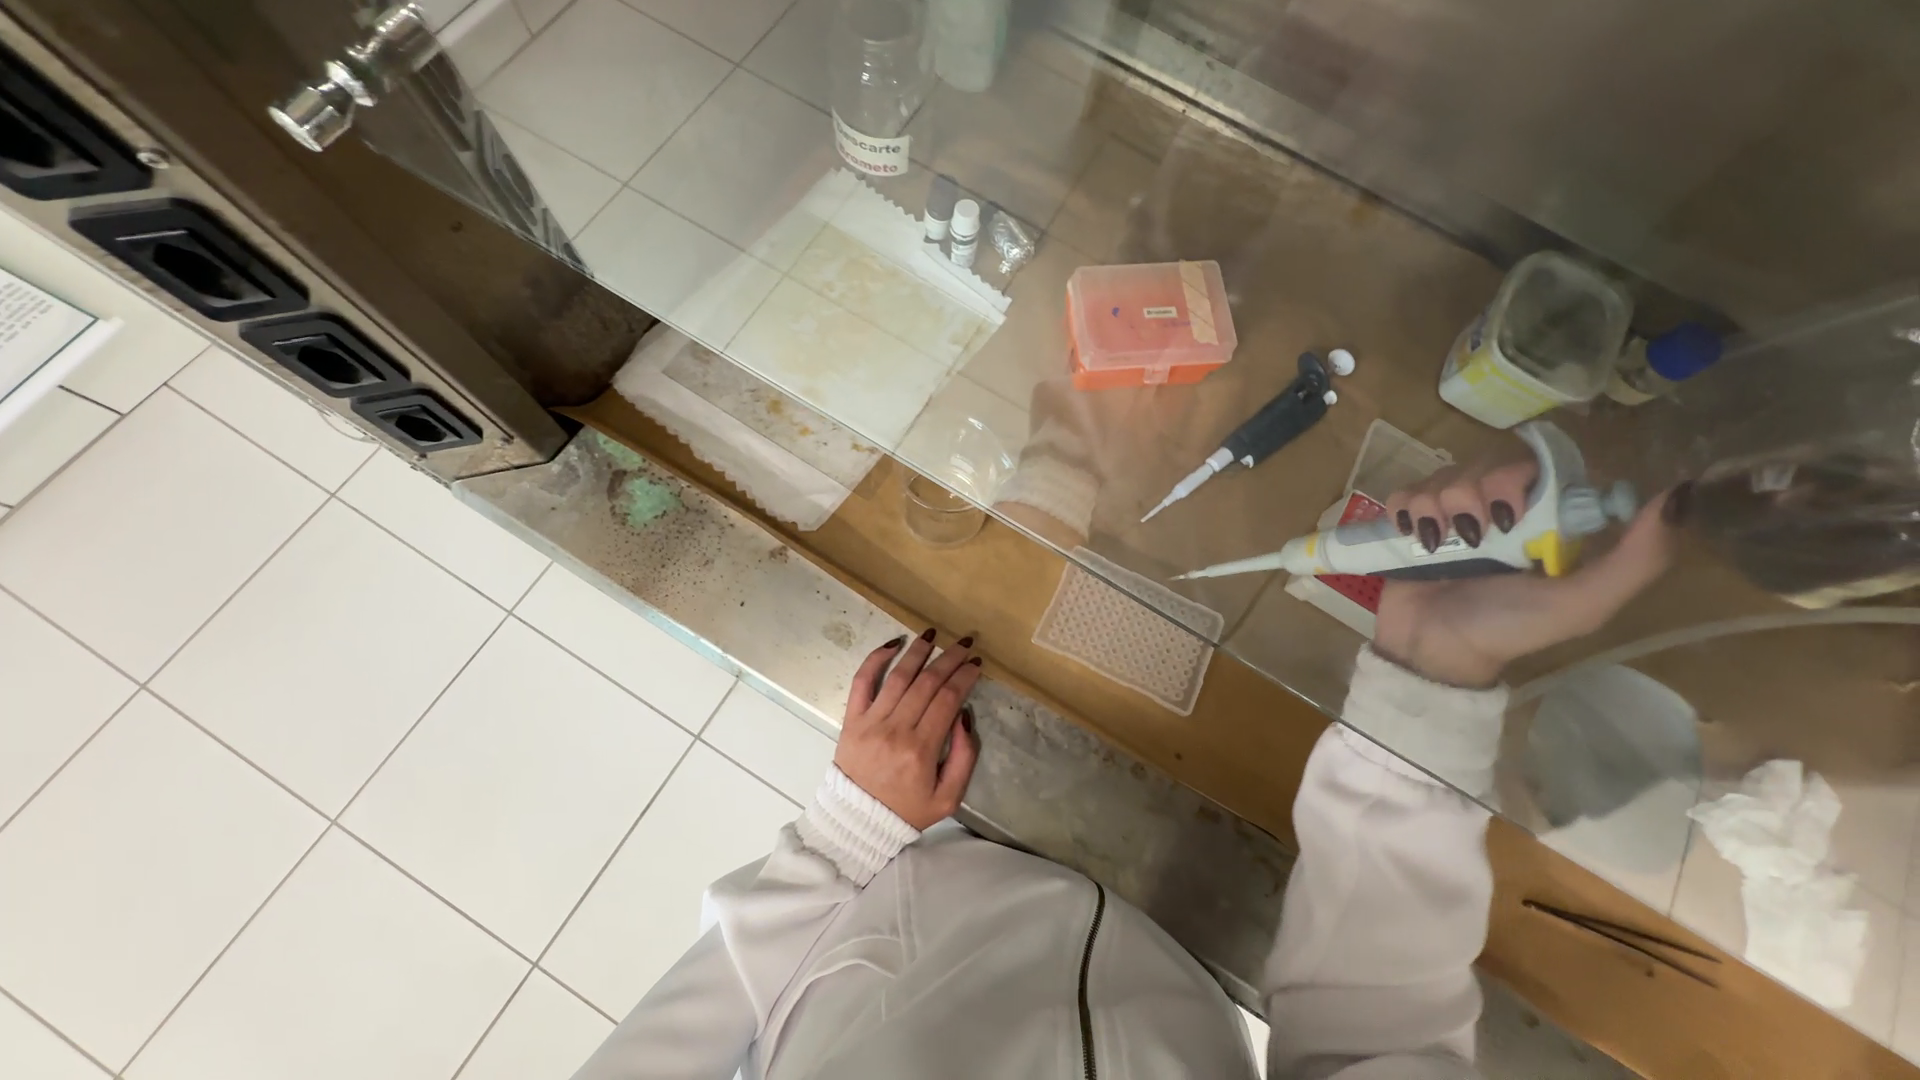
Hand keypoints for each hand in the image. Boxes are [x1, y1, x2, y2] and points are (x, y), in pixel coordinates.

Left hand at [836, 630, 983, 828]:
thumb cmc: (907, 811)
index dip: (964, 677)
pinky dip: (876, 659)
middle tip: (965, 643)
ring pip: (898, 676)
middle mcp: (895, 730)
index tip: (976, 664)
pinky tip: (894, 644)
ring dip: (918, 651)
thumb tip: (962, 717)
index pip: (947, 699)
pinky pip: (862, 682)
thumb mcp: (948, 797)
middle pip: (926, 682)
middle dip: (949, 659)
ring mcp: (870, 722)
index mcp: (921, 750)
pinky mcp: (851, 720)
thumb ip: (964, 757)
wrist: (857, 823)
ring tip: (933, 634)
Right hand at [1377, 460, 1687, 687]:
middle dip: (1475, 493)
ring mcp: (1448, 518)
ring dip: (1438, 506)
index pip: (1537, 468)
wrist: (1434, 650)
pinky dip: (1405, 509)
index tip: (1514, 511)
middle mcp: (1495, 514)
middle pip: (1484, 465)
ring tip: (1437, 543)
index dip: (1521, 478)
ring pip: (1443, 477)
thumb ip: (1636, 559)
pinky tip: (1413, 536)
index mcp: (1542, 524)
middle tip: (1475, 534)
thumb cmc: (1508, 628)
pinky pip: (1404, 492)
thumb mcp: (1583, 603)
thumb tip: (1678, 493)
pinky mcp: (1406, 525)